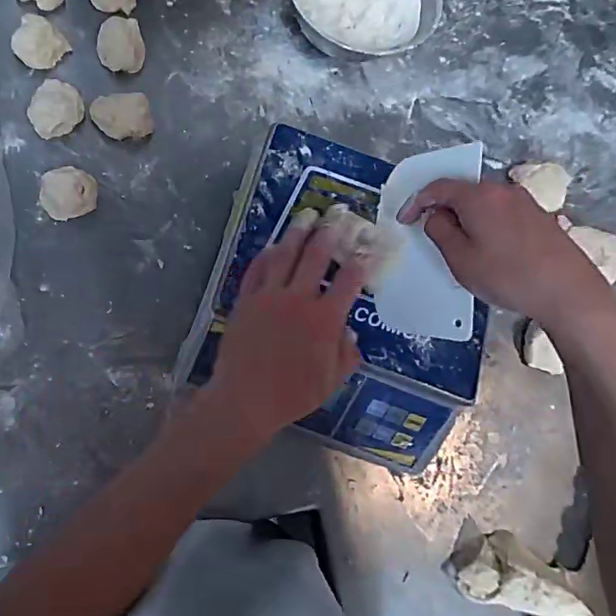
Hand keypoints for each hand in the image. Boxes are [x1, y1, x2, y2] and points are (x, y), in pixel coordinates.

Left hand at [205, 219, 365, 443]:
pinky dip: (266, 254)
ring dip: (298, 233)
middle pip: (316, 256)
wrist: (245, 400)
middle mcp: (298, 299)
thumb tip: (349, 332)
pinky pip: (257, 269)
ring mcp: (268, 296)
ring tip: (307, 215)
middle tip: (337, 215)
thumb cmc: (292, 395)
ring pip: (285, 255)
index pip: (349, 280)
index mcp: (324, 319)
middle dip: (330, 233)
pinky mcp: (246, 300)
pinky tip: (273, 244)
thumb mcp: (332, 381)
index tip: (369, 247)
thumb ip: (346, 354)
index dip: (362, 261)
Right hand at [399, 178, 615, 329]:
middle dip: (443, 208)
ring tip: (461, 244)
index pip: (437, 187)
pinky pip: (502, 212)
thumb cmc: (508, 275)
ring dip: (466, 217)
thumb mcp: (461, 259)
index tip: (405, 220)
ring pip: (484, 202)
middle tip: (431, 232)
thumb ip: (440, 231)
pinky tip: (490, 247)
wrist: (569, 291)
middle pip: (463, 191)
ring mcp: (525, 201)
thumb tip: (436, 215)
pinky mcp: (540, 217)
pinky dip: (487, 223)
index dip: (416, 202)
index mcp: (478, 196)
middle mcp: (502, 190)